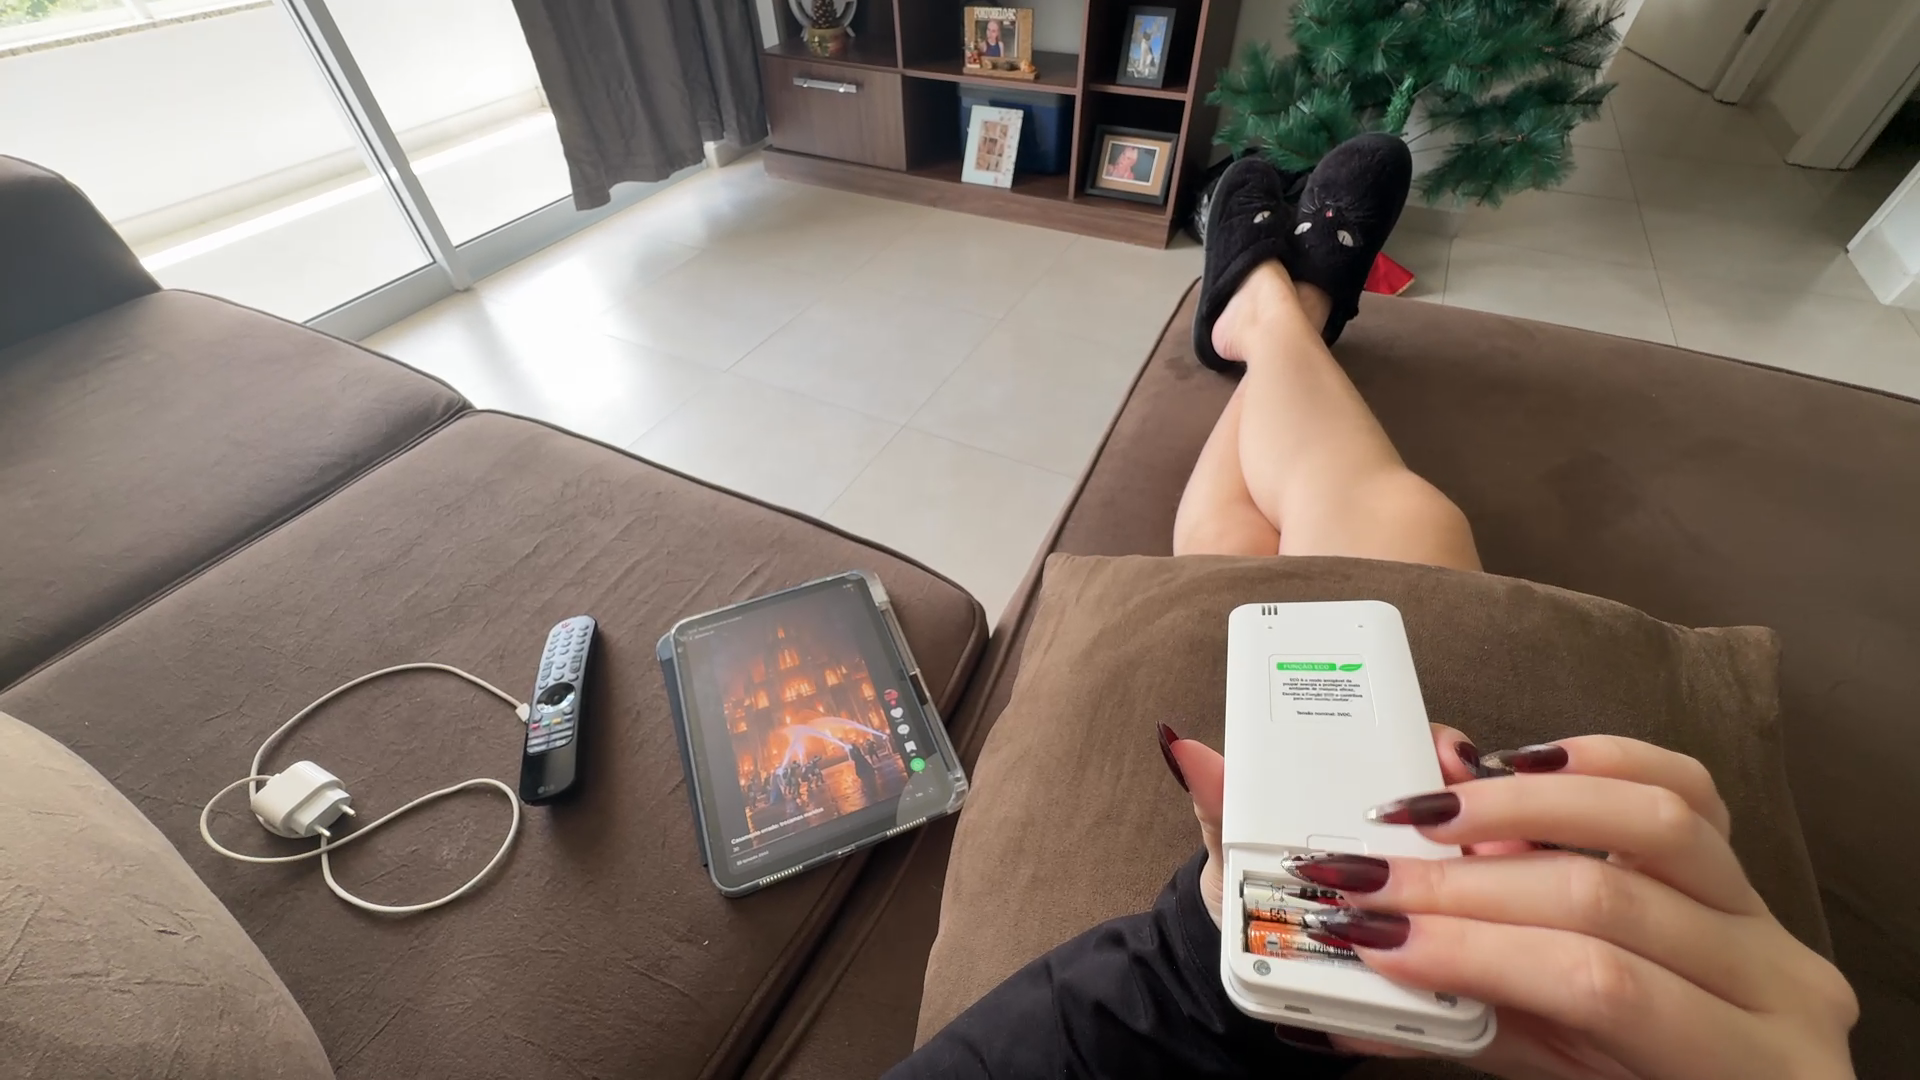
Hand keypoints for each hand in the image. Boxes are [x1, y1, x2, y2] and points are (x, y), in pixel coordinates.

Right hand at [1160, 730, 1857, 1077]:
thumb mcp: (1545, 1072)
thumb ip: (1457, 1023)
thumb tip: (1337, 999)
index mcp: (1735, 1062)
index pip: (1592, 983)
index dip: (1470, 949)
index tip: (1371, 936)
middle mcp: (1770, 976)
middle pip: (1596, 897)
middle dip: (1457, 883)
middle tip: (1367, 877)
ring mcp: (1759, 909)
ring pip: (1647, 818)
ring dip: (1512, 805)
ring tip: (1425, 813)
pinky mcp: (1733, 858)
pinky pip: (1685, 784)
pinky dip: (1597, 757)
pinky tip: (1516, 761)